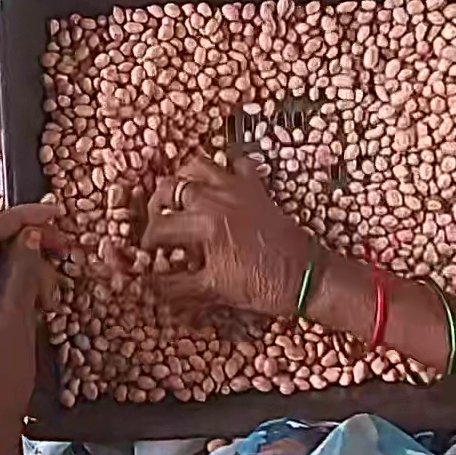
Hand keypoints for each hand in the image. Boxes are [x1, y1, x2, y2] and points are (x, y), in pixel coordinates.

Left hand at [0, 203, 62, 431]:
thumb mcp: (14, 322)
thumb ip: (21, 272)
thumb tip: (32, 234)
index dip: (20, 218)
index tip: (53, 213)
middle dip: (27, 242)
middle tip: (62, 247)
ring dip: (28, 266)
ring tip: (49, 293)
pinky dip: (19, 280)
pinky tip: (39, 298)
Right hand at [138, 153, 311, 316]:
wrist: (308, 277)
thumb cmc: (263, 285)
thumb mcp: (215, 290)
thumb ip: (177, 285)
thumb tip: (149, 285)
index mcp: (204, 223)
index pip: (159, 228)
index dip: (147, 243)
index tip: (147, 255)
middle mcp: (217, 198)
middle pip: (170, 188)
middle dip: (156, 206)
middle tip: (158, 226)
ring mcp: (238, 188)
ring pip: (198, 165)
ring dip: (183, 180)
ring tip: (180, 199)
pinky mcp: (256, 188)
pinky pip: (236, 165)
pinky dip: (224, 170)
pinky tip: (219, 187)